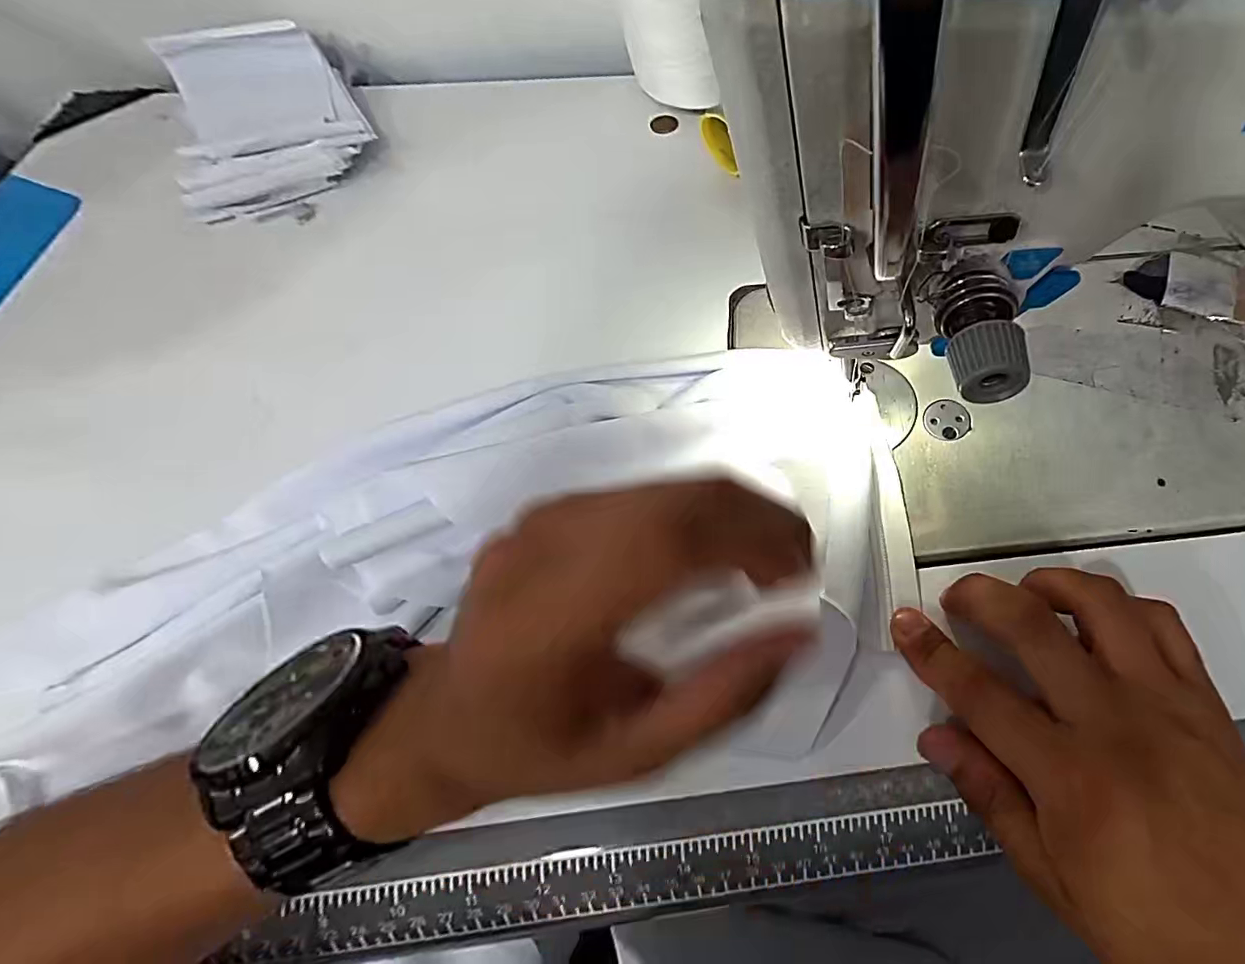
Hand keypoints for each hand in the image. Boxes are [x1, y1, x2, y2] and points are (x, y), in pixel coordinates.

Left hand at [332, 480, 818, 840]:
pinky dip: (705, 510)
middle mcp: (541, 551)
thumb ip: (721, 700)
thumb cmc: (540, 748)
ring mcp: (544, 518)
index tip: (799, 573)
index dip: (747, 542)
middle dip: (759, 517)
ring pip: (669, 486)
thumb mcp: (636, 757)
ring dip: (738, 509)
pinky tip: (723, 546)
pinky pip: (651, 492)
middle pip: (675, 502)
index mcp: (547, 625)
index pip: (662, 547)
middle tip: (801, 560)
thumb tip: (800, 634)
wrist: (444, 714)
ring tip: (774, 554)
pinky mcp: (555, 505)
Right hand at [892, 570, 1244, 963]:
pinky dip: (1122, 604)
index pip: (981, 694)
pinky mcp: (1204, 696)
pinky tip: (1101, 617)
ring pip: (1101, 604)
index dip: (933, 652)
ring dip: (1054, 583)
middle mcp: (1114, 722)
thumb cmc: (1151, 923)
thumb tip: (939, 737)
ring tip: (1028, 592)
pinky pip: (1162, 622)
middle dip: (982, 596)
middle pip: (1033, 628)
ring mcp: (1165, 700)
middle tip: (958, 595)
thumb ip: (992, 796)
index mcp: (1070, 778)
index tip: (907, 624)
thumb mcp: (1053, 877)